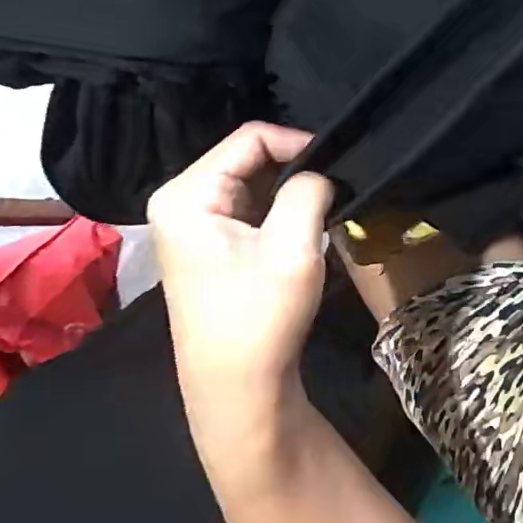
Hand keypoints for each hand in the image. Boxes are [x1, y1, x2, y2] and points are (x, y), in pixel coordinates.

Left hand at [148, 123, 333, 418]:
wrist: (239, 385)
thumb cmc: (259, 316)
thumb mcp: (293, 247)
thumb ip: (308, 192)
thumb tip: (323, 170)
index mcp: (186, 194)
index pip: (251, 137)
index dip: (301, 142)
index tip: (340, 166)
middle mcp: (183, 199)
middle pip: (250, 153)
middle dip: (298, 165)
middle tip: (337, 188)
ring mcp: (197, 220)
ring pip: (257, 177)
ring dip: (295, 187)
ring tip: (328, 205)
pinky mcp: (216, 239)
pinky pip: (255, 201)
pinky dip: (286, 205)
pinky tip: (307, 224)